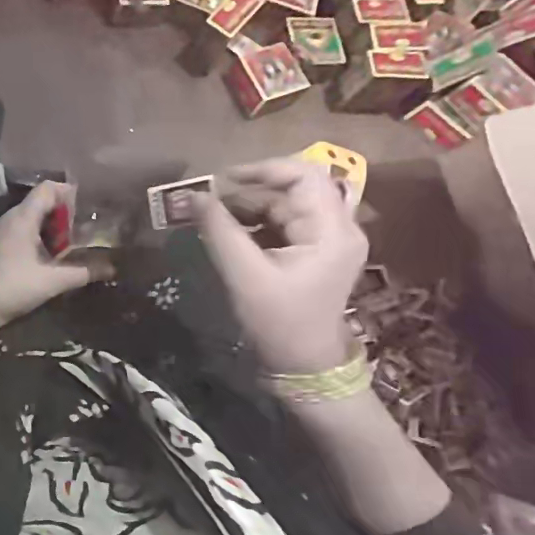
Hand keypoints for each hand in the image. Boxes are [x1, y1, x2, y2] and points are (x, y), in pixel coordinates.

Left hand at [0, 182, 110, 324]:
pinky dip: (45, 237)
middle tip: (91, 225)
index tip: (91, 208)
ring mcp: (7, 231)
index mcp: (23, 217)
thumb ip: (83, 272)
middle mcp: (13, 218)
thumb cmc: (13, 286)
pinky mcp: (4, 245)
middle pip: (45, 202)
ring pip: (37, 218)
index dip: (71, 193)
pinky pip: (29, 231)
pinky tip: (60, 254)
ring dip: (57, 227)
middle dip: (68, 212)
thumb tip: (113, 267)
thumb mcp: (52, 281)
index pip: (49, 188)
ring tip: (80, 240)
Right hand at [194, 158, 367, 373]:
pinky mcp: (319, 251)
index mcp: (332, 231)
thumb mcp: (244, 276)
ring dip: (252, 207)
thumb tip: (193, 196)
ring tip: (217, 219)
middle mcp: (340, 227)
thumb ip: (220, 231)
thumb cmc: (278, 322)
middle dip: (251, 191)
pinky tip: (233, 234)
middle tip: (213, 204)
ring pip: (289, 204)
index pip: (304, 175)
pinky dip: (259, 223)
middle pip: (295, 188)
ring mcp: (331, 239)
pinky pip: (288, 222)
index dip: (263, 169)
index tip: (223, 180)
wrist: (304, 366)